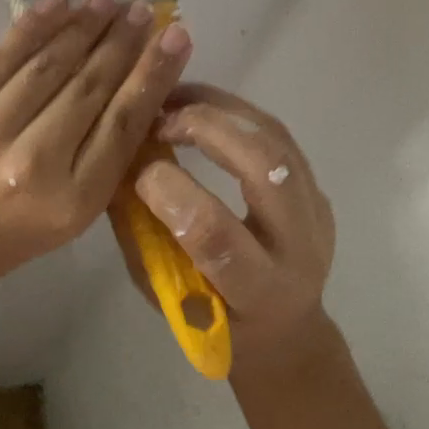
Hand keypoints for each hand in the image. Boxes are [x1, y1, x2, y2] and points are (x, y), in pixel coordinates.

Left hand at [0, 0, 192, 307]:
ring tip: (106, 1)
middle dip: (122, 41)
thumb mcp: (67, 220)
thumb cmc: (1, 241)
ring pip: (49, 65)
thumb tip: (136, 92)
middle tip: (142, 9)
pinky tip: (58, 5)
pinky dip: (33, 26)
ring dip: (82, 26)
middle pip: (90, 86)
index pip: (124, 123)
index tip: (177, 36)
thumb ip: (101, 162)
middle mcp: (34, 163)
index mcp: (73, 202)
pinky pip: (1, 57)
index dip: (155, 74)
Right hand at [130, 84, 336, 366]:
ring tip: (171, 99)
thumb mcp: (163, 289)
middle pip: (265, 168)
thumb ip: (140, 233)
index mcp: (257, 289)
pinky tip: (196, 105)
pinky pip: (279, 136)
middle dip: (206, 130)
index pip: (219, 236)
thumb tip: (112, 170)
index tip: (137, 170)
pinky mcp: (316, 189)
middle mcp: (298, 248)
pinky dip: (234, 112)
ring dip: (219, 109)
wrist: (282, 329)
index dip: (173, 194)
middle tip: (157, 119)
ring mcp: (316, 213)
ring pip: (276, 140)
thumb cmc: (209, 318)